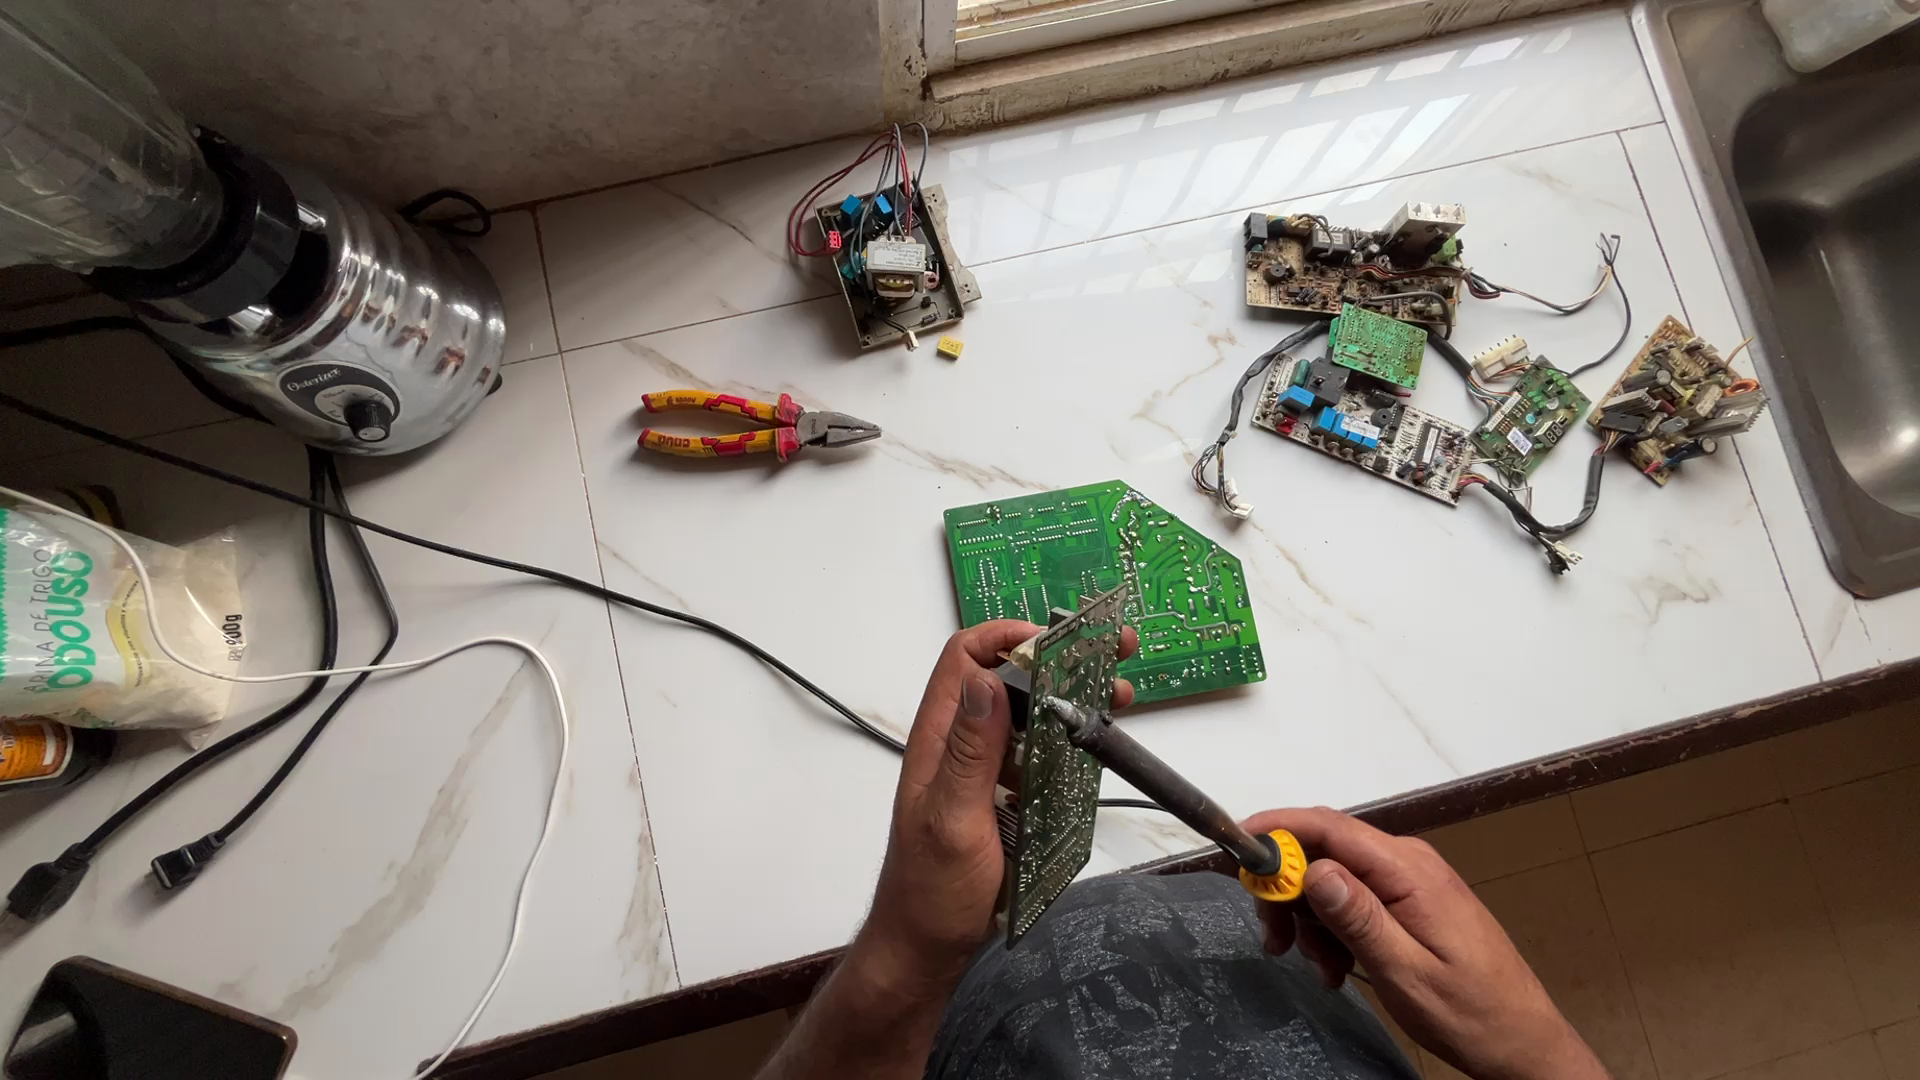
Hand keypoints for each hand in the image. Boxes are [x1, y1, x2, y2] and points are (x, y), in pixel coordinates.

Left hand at [855, 620, 1136, 991]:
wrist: (929, 942)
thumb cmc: (931, 888)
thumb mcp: (951, 820)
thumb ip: (969, 754)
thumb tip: (986, 682)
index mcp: (941, 734)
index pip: (965, 658)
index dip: (1006, 636)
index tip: (1056, 640)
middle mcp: (965, 740)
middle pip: (1007, 678)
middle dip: (1057, 658)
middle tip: (1110, 653)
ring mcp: (988, 765)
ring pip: (1030, 712)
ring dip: (1072, 695)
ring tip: (1119, 694)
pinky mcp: (1008, 790)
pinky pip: (1041, 749)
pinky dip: (1071, 736)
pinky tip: (1101, 739)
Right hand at [1241, 807, 1606, 1079]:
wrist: (1528, 1050)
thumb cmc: (1471, 1015)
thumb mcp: (1407, 973)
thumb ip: (1358, 918)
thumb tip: (1312, 870)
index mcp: (1406, 869)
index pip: (1328, 826)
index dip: (1278, 827)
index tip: (1239, 845)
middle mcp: (1403, 861)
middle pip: (1322, 850)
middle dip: (1288, 888)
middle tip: (1272, 935)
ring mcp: (1405, 879)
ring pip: (1330, 875)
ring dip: (1309, 916)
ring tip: (1314, 963)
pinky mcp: (1406, 899)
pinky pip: (1351, 896)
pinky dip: (1330, 925)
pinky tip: (1334, 963)